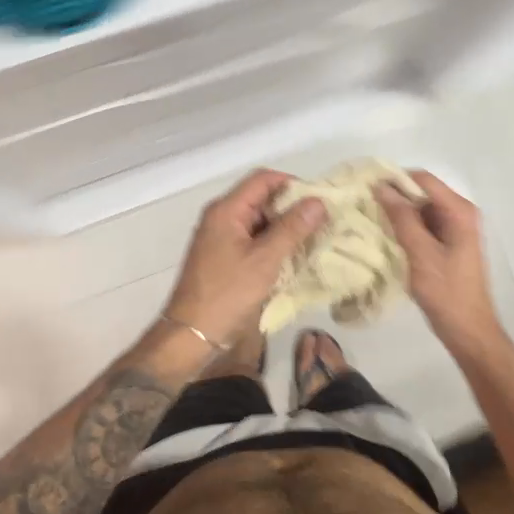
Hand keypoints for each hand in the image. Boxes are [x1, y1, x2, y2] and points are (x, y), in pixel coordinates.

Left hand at [164, 169, 326, 344]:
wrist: (192, 334)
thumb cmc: (228, 294)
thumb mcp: (265, 260)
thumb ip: (292, 228)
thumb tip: (318, 201)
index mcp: (226, 210)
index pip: (263, 179)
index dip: (293, 185)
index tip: (319, 203)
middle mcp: (221, 218)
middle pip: (261, 199)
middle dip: (292, 209)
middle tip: (321, 225)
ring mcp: (220, 238)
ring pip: (259, 222)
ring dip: (284, 230)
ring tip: (312, 243)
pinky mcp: (223, 258)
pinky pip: (253, 241)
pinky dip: (273, 246)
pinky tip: (293, 260)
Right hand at [375, 170, 502, 351]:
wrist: (468, 330)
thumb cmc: (447, 292)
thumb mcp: (421, 254)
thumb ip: (402, 218)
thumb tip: (381, 187)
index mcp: (460, 211)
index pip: (423, 180)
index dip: (394, 180)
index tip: (365, 188)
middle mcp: (460, 214)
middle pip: (422, 194)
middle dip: (395, 199)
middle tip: (363, 207)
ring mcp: (455, 230)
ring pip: (421, 212)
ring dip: (398, 216)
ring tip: (369, 223)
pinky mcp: (448, 246)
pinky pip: (424, 228)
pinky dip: (406, 231)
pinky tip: (386, 240)